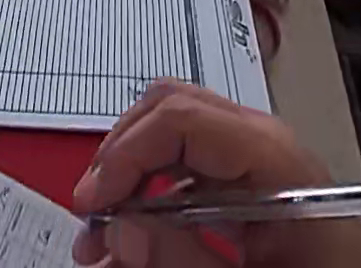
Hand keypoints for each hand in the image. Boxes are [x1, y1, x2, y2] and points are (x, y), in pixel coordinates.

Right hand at [72, 80, 360, 267]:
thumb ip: (184, 260)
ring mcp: (253, 150)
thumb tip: (119, 226)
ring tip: (102, 235)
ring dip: (131, 170)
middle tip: (90, 216)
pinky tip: (135, 234)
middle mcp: (258, 136)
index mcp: (269, 154)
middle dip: (122, 154)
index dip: (126, 152)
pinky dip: (153, 190)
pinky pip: (189, 161)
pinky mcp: (249, 174)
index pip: (180, 118)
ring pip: (174, 127)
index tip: (91, 206)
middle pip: (171, 107)